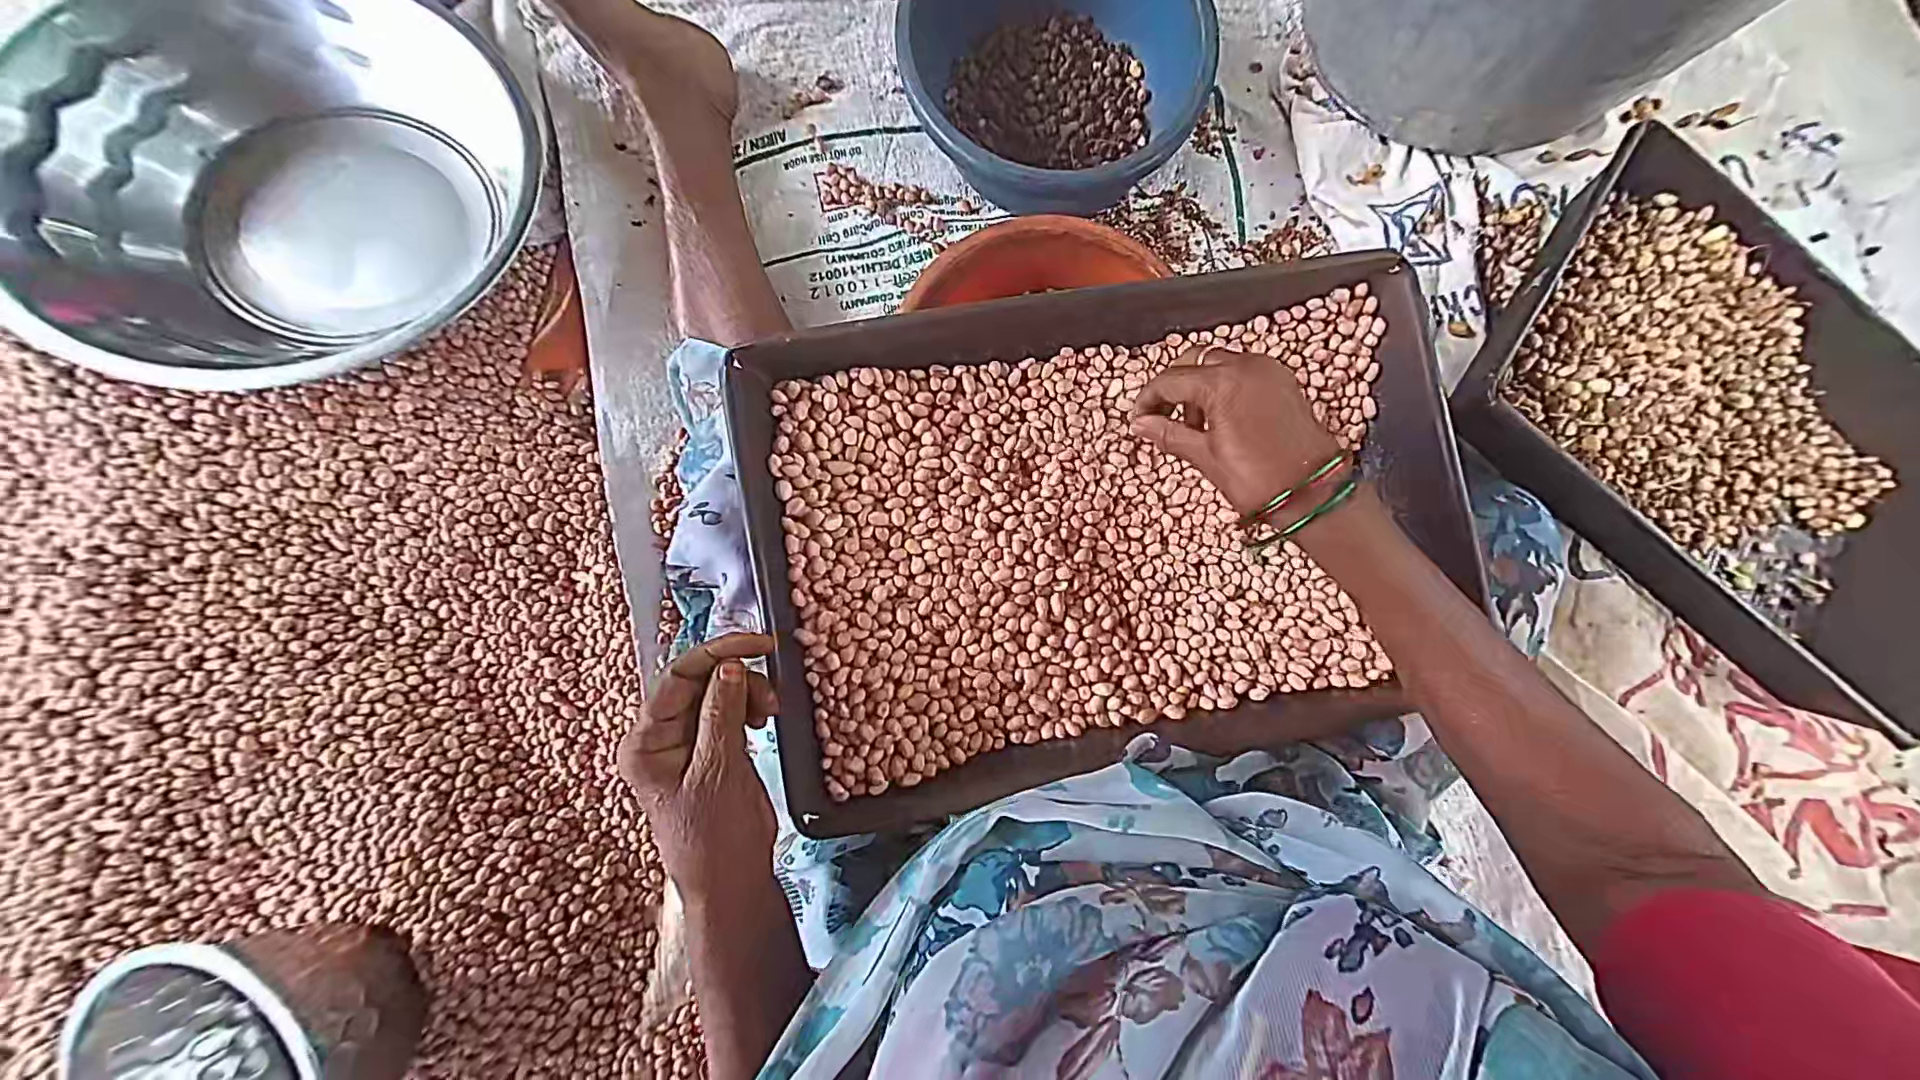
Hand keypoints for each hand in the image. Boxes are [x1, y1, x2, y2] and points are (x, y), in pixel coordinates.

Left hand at [619, 633, 780, 898]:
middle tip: (770, 696)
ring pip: (719, 690)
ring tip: (769, 713)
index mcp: (646, 742)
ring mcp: (689, 739)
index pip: (676, 678)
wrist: (732, 881)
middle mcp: (662, 735)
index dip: (717, 653)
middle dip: (738, 677)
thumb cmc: (714, 839)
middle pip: (699, 680)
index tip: (759, 644)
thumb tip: (730, 666)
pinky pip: (731, 707)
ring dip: (749, 691)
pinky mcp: (714, 745)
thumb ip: (721, 717)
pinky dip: (751, 704)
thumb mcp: (717, 775)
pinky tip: (764, 719)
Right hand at [1129, 345, 1345, 516]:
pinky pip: (1241, 372)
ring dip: (1197, 387)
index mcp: (1223, 383)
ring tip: (1191, 426)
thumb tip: (1141, 424)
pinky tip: (1217, 418)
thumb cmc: (1260, 480)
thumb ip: (1169, 433)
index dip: (1148, 400)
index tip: (1139, 419)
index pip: (1170, 380)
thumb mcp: (1204, 456)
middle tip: (1159, 418)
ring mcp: (1268, 371)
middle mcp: (1247, 367)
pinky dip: (1222, 387)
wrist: (1313, 492)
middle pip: (1193, 361)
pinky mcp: (1281, 381)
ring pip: (1216, 364)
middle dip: (1172, 388)